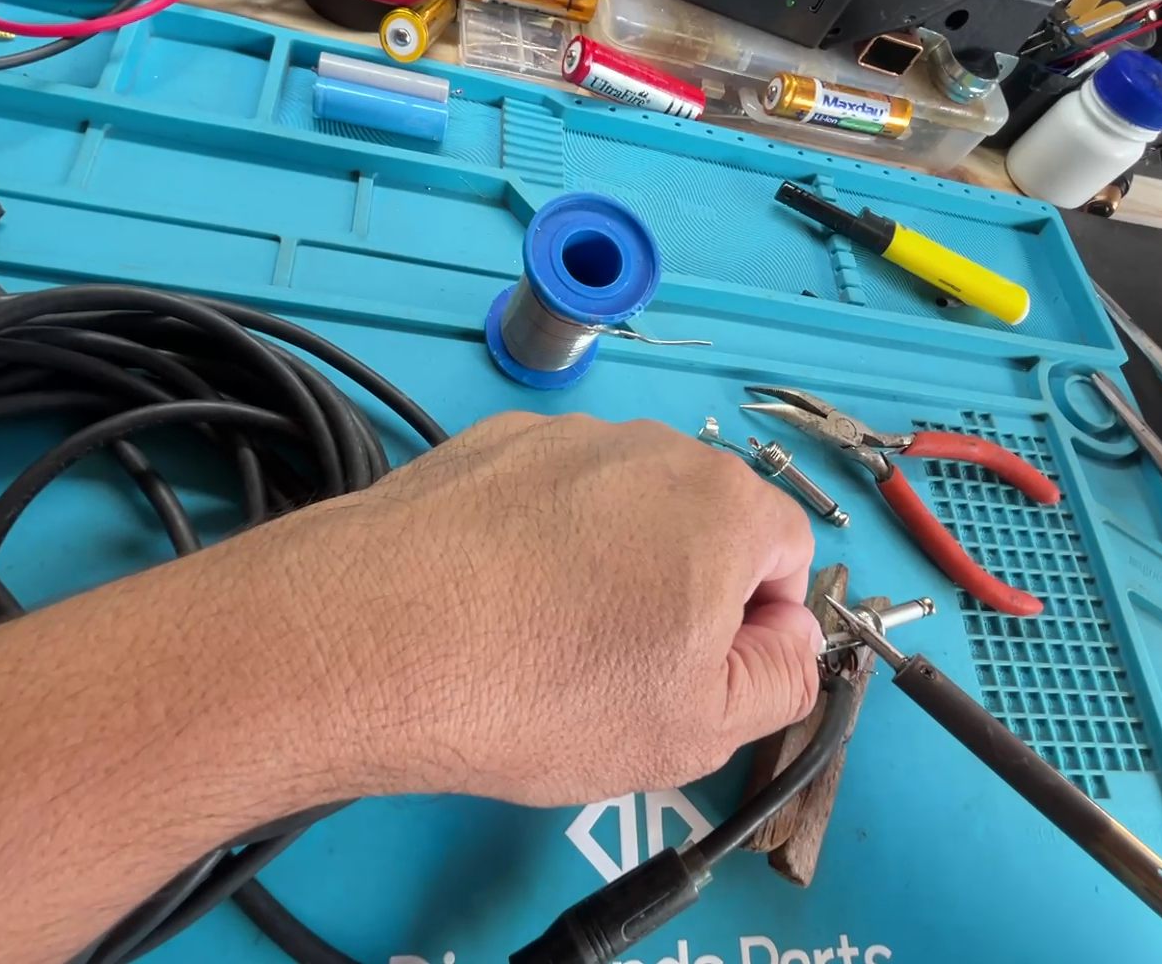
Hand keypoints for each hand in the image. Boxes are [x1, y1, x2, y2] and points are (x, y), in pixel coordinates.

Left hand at [209, 411, 822, 806]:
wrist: (373, 635)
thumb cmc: (551, 687)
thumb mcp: (701, 726)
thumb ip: (783, 679)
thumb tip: (789, 636)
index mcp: (721, 500)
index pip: (788, 554)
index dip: (758, 625)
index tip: (700, 671)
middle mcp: (645, 444)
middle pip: (699, 523)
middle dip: (683, 590)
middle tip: (619, 661)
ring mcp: (557, 435)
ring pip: (617, 506)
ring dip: (606, 561)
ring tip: (541, 630)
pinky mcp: (485, 443)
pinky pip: (544, 493)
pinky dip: (538, 537)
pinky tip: (489, 591)